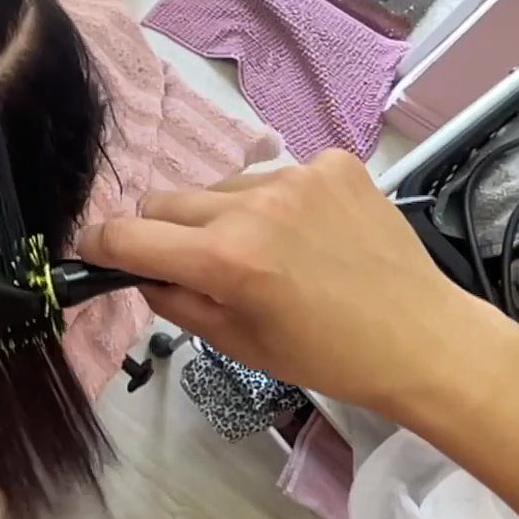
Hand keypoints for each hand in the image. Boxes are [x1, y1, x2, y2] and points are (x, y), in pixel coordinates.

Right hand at [76, 150, 518, 417]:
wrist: (427, 339)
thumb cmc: (326, 356)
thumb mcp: (236, 342)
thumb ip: (172, 299)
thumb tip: (139, 269)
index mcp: (225, 258)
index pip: (127, 235)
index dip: (99, 244)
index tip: (92, 250)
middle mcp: (253, 205)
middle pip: (165, 202)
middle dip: (163, 232)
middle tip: (196, 262)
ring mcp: (295, 176)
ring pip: (217, 188)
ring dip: (219, 215)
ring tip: (264, 248)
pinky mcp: (331, 163)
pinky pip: (271, 175)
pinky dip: (272, 203)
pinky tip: (307, 231)